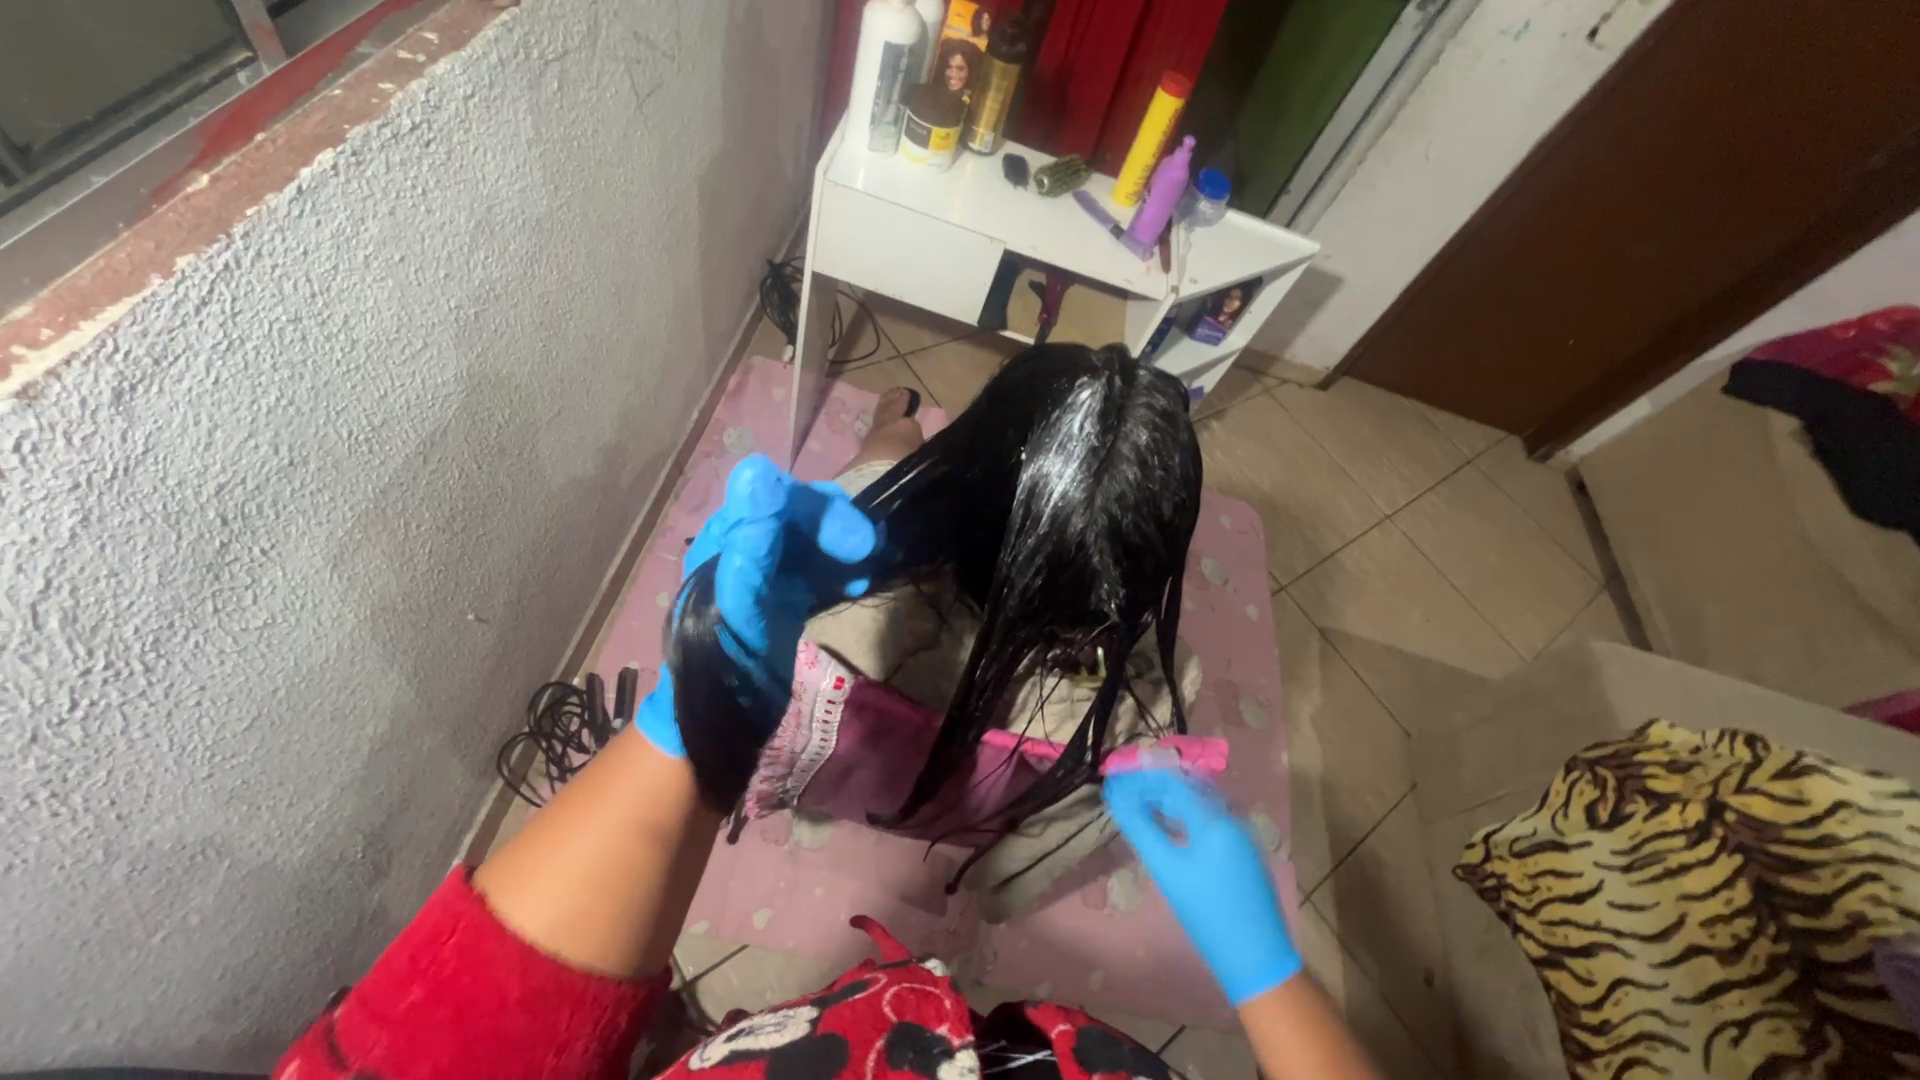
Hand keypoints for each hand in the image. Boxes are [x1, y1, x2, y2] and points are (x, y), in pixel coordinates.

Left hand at [637, 454, 877, 756]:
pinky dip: (839, 568)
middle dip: (838, 524)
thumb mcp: (735, 606)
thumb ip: (748, 543)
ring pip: (811, 535)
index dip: (821, 509)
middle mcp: (744, 547)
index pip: (777, 497)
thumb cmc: (724, 669)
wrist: (720, 728)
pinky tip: (856, 584)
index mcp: (725, 543)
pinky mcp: (781, 594)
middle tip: (872, 551)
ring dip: (843, 543)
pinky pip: (815, 564)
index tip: (861, 542)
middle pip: (798, 511)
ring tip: (869, 565)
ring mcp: (764, 570)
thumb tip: (759, 474)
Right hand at [1104, 768, 1301, 1004]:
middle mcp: (1231, 819)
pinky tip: (1166, 831)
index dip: (1140, 779)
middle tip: (1120, 796)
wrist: (1256, 958)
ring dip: (1166, 804)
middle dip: (1152, 789)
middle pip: (1186, 791)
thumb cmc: (1207, 913)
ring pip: (1197, 807)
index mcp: (1215, 819)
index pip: (1171, 783)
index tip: (1113, 783)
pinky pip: (1207, 823)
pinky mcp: (1242, 854)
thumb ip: (1141, 828)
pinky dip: (1182, 820)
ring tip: (1136, 810)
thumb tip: (1116, 797)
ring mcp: (1240, 837)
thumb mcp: (1168, 870)